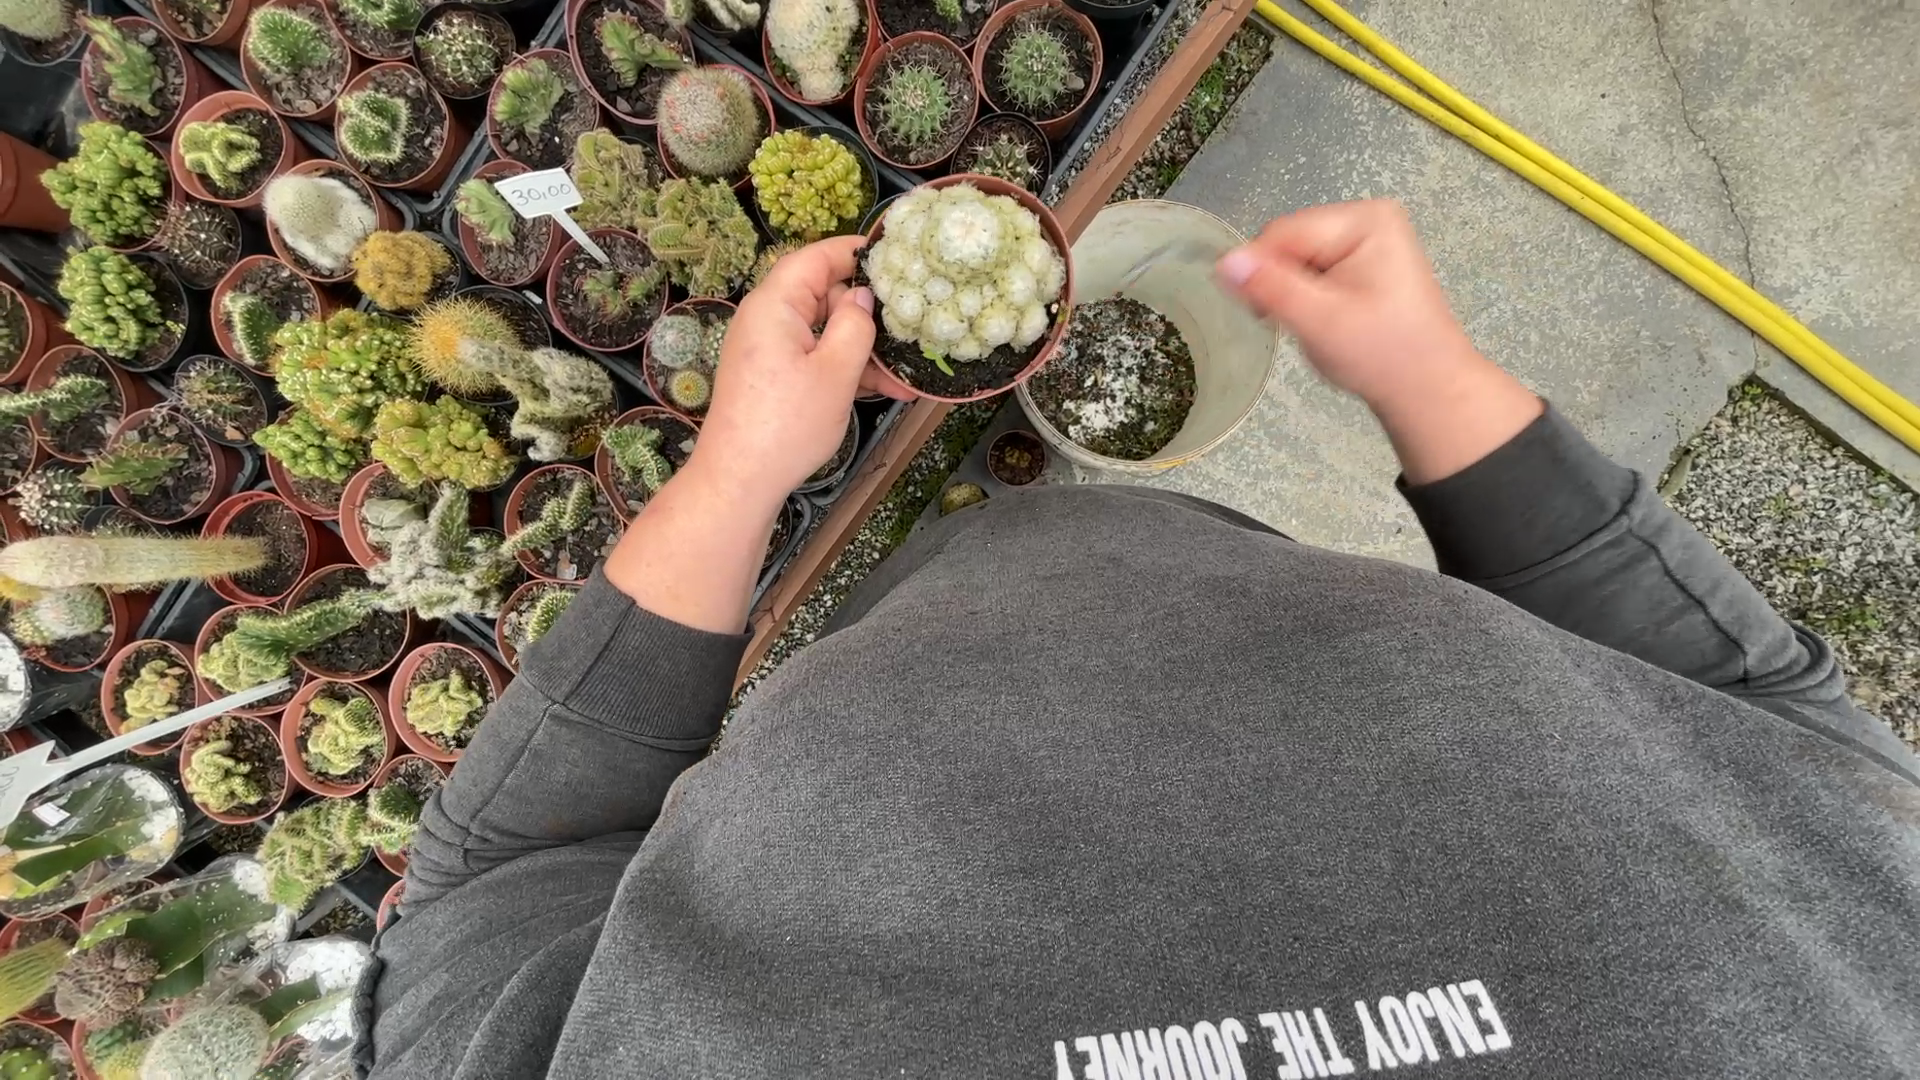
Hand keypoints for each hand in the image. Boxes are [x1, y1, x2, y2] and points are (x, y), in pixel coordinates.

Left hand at [689, 236, 881, 507]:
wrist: (741, 479)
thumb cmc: (788, 423)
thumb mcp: (835, 373)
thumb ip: (855, 327)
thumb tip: (863, 297)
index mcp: (776, 305)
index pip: (815, 258)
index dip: (853, 252)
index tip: (893, 253)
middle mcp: (768, 320)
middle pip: (824, 297)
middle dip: (867, 314)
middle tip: (909, 325)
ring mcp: (770, 350)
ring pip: (825, 334)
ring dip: (864, 351)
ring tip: (908, 372)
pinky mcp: (775, 378)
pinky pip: (815, 360)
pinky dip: (846, 371)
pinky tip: (887, 390)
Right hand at [1214, 200, 1479, 410]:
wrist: (1425, 386)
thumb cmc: (1380, 354)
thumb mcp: (1319, 320)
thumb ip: (1270, 287)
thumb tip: (1225, 261)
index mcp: (1363, 220)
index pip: (1281, 233)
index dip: (1260, 272)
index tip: (1262, 314)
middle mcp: (1365, 219)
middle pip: (1287, 243)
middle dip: (1276, 283)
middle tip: (1290, 323)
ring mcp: (1364, 241)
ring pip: (1293, 260)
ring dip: (1287, 294)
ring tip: (1308, 325)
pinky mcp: (1360, 264)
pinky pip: (1308, 272)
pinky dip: (1301, 298)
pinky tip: (1316, 320)